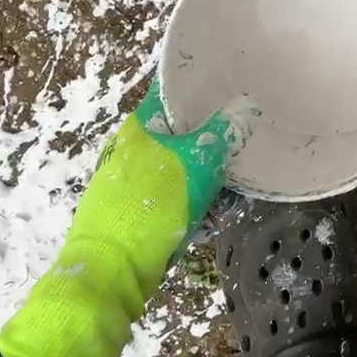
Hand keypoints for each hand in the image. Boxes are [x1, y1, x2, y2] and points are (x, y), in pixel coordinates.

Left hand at [0, 78, 234, 356]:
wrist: (108, 277)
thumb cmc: (151, 208)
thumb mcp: (199, 164)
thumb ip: (226, 131)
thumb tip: (249, 105)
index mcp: (139, 126)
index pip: (173, 88)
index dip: (203, 81)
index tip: (234, 80)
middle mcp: (129, 147)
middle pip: (180, 128)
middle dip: (212, 135)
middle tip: (241, 136)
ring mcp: (126, 181)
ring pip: (178, 163)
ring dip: (206, 171)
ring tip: (234, 183)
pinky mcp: (129, 211)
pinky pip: (170, 192)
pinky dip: (192, 196)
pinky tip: (213, 211)